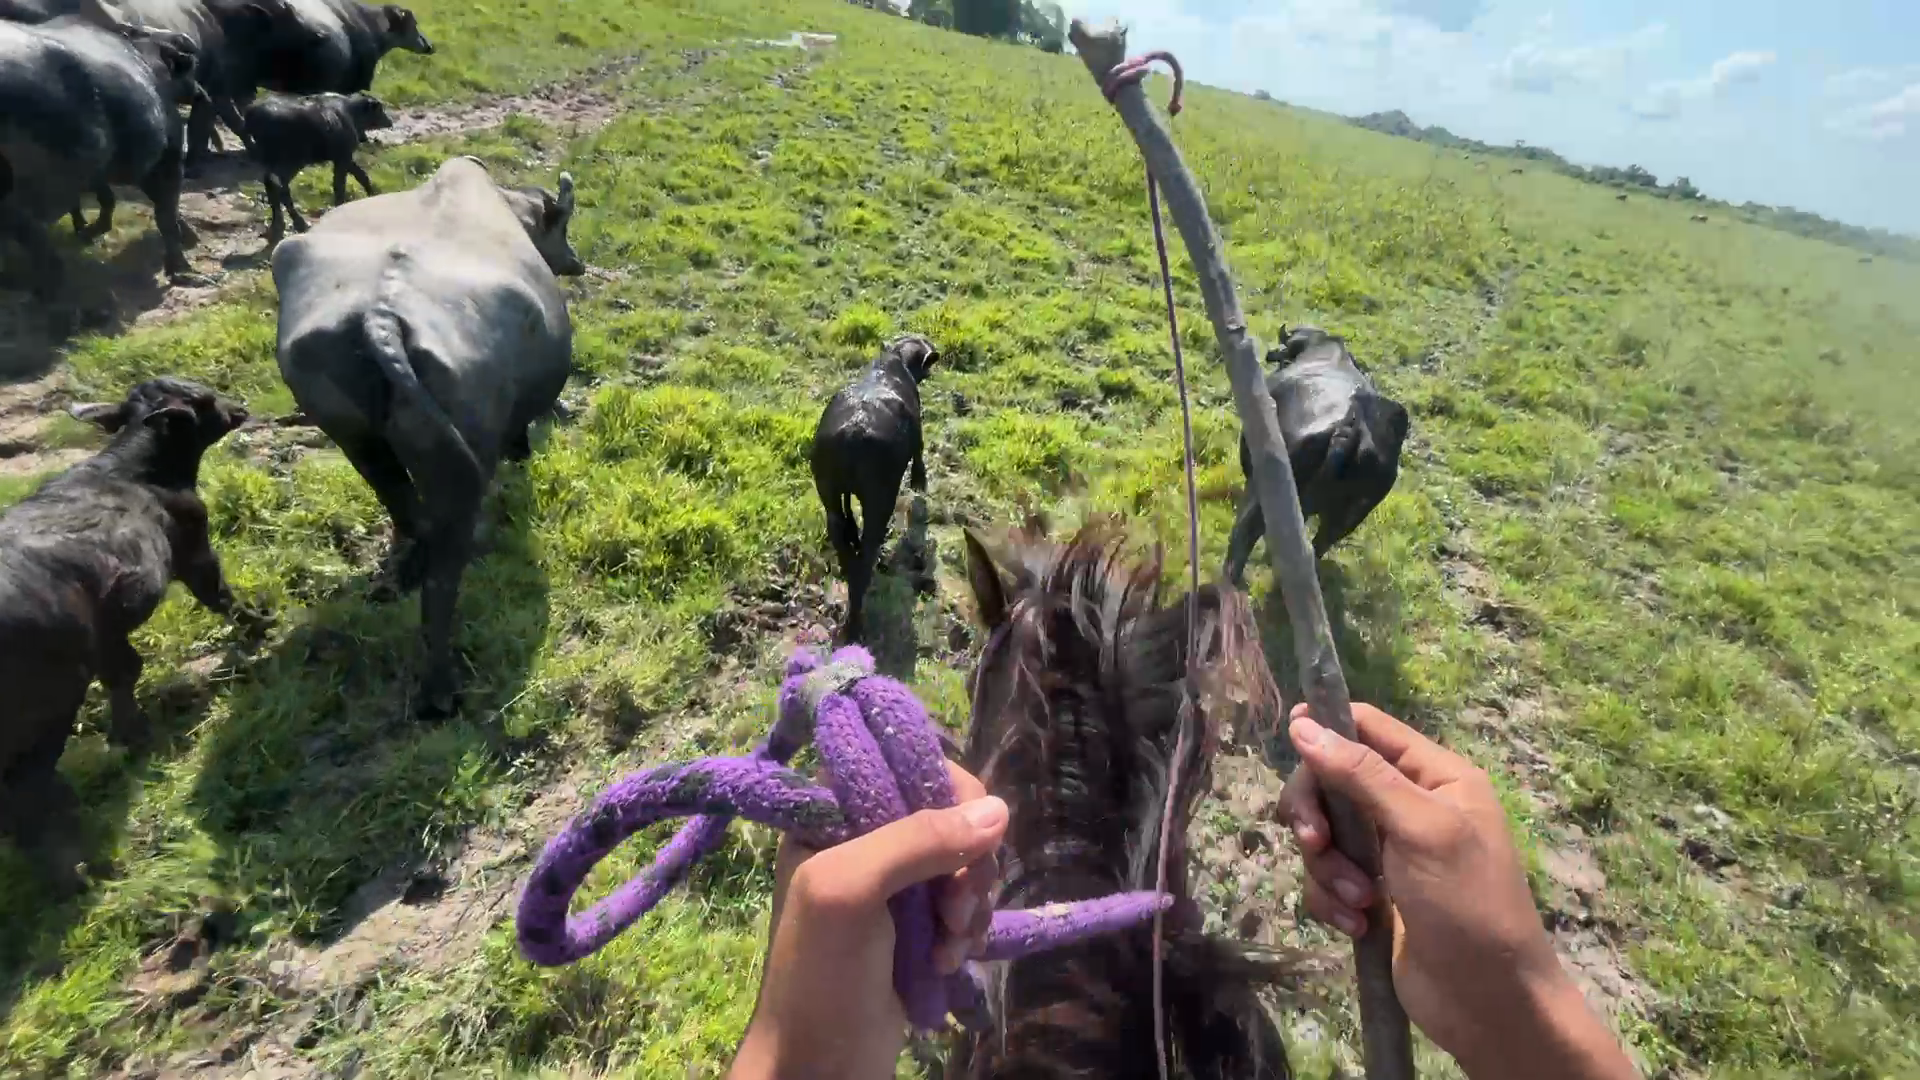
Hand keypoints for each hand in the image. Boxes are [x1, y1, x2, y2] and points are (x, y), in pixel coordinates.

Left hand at [727, 762, 1005, 1079]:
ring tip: (949, 943)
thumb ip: (917, 840)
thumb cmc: (819, 973)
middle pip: (950, 811)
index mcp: (837, 810)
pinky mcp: (921, 917)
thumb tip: (1000, 809)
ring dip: (971, 901)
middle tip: (955, 908)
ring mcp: (898, 877)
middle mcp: (869, 833)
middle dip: (967, 861)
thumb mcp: (852, 889)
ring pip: (967, 856)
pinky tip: (949, 958)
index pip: (910, 764)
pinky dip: (970, 926)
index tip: (962, 835)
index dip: (949, 793)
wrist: (820, 1070)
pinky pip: (969, 897)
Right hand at [1282, 703, 1637, 1079]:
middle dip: (1316, 813)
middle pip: (1329, 777)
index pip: (1367, 725)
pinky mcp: (1366, 886)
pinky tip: (1358, 923)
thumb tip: (1301, 725)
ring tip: (1358, 899)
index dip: (1326, 725)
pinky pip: (1322, 872)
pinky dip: (1331, 897)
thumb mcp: (1420, 829)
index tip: (1290, 735)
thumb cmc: (1468, 905)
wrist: (1490, 1008)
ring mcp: (1384, 847)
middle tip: (1316, 841)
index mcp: (1434, 776)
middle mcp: (1405, 804)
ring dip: (1327, 865)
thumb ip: (1360, 773)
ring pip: (1320, 828)